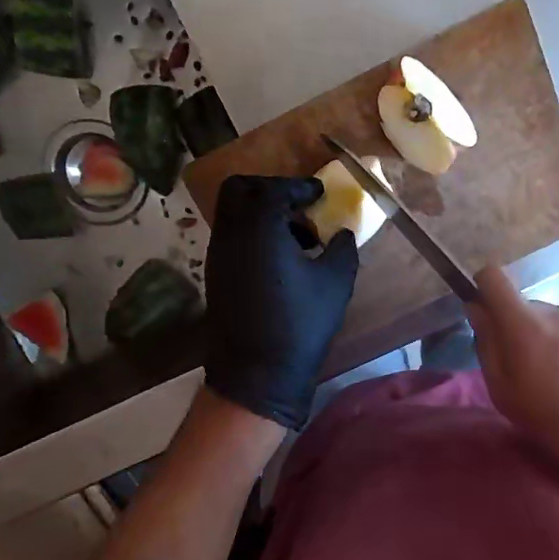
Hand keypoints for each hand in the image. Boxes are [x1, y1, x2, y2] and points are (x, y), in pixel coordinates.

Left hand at [204, 175, 358, 429]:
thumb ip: (342, 249)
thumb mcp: (335, 283)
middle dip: (269, 190)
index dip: (300, 187)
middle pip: (239, 190)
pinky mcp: (215, 276)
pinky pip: (232, 239)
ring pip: (233, 215)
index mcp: (260, 226)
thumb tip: (342, 233)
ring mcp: (218, 255)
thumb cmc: (301, 323)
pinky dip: (253, 236)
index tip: (319, 192)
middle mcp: (231, 233)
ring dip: (261, 215)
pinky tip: (281, 261)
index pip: (276, 189)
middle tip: (298, 206)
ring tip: (297, 239)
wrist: (258, 373)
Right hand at [466, 266, 558, 472]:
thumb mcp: (505, 394)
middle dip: (519, 330)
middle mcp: (557, 311)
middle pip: (525, 308)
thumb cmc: (557, 421)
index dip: (484, 290)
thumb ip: (487, 346)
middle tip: (530, 371)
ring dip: (549, 340)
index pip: (494, 278)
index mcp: (526, 325)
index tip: (487, 317)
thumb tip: (477, 311)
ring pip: (554, 320)